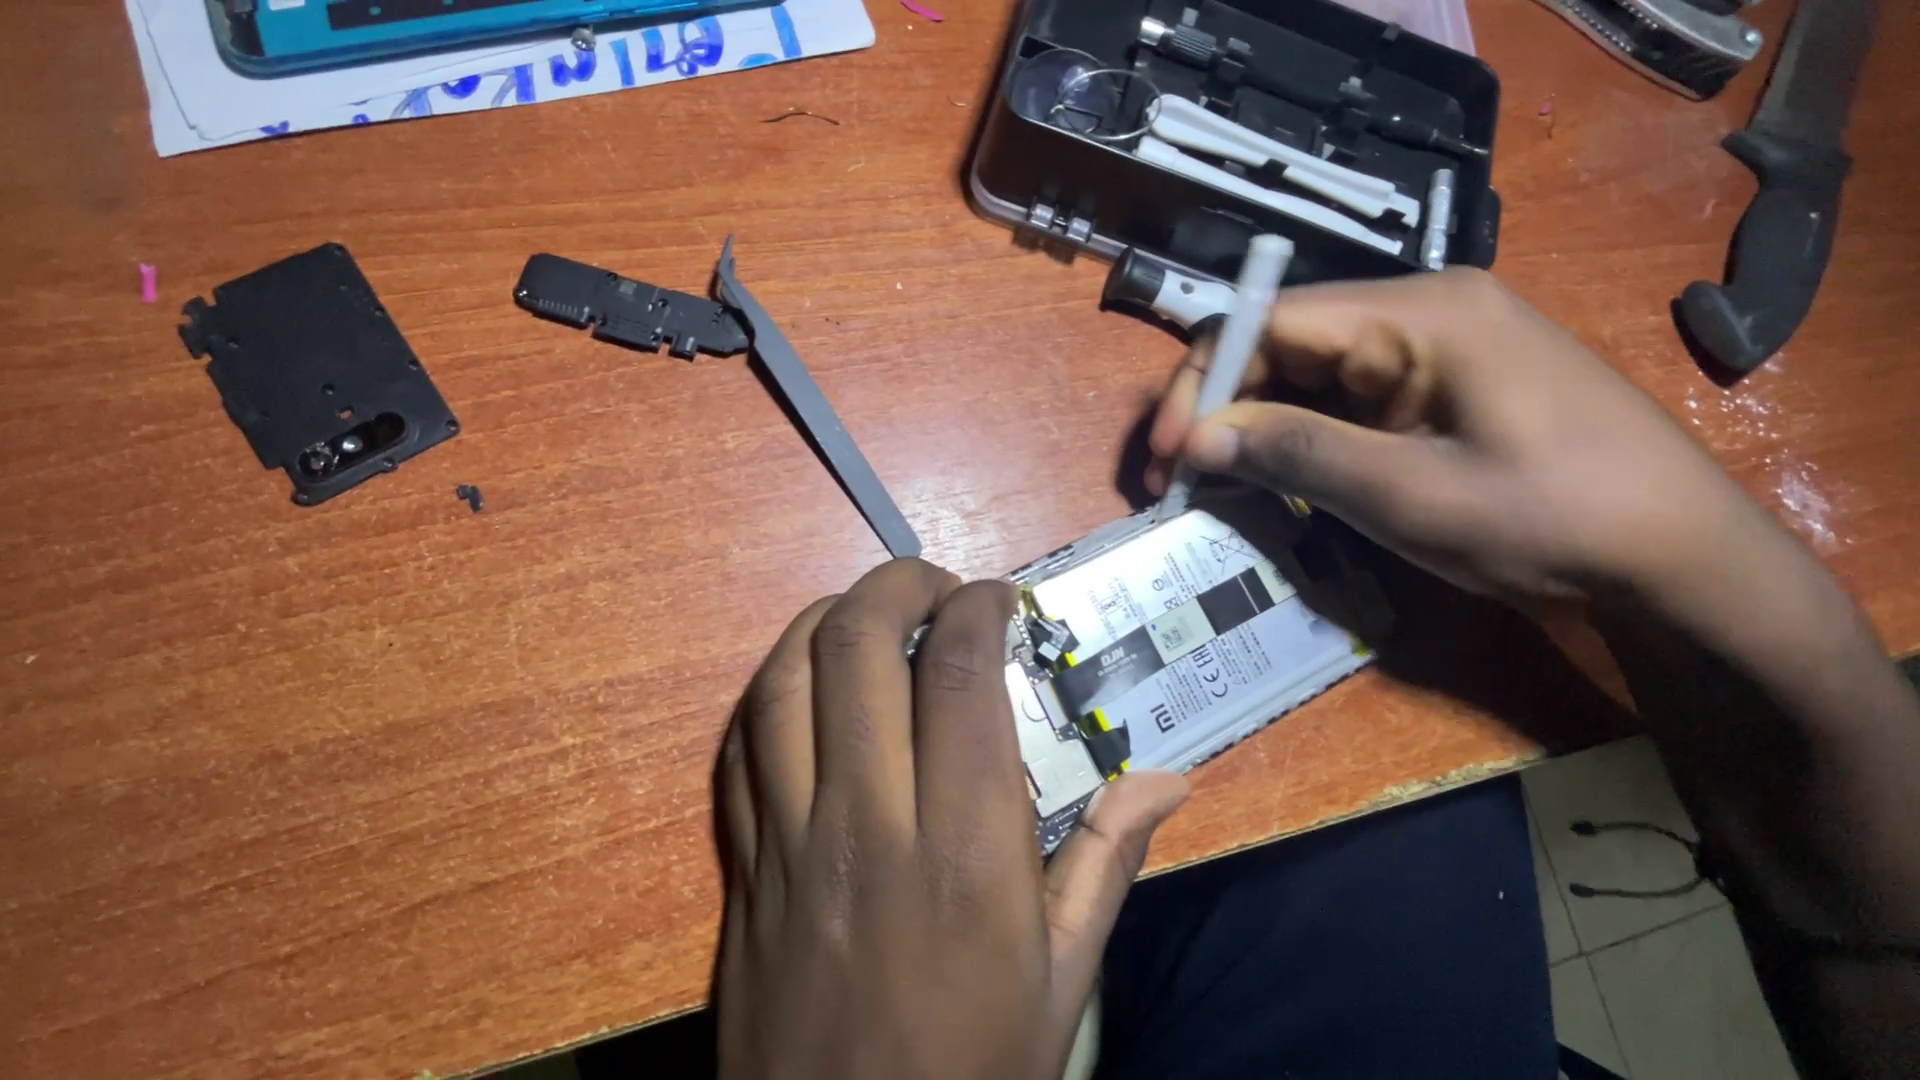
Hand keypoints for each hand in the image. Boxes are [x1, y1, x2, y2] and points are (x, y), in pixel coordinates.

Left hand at [714, 559, 1188, 1079]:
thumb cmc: (971, 1072)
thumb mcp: (1063, 985)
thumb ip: (1107, 863)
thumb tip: (1169, 778)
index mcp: (964, 854)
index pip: (960, 677)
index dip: (979, 610)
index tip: (999, 600)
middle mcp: (868, 825)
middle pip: (859, 649)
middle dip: (899, 586)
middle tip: (936, 587)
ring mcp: (789, 841)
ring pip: (786, 680)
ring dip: (827, 619)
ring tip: (870, 611)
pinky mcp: (743, 864)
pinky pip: (741, 743)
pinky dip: (773, 684)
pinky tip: (805, 676)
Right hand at [1145, 268, 1794, 602]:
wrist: (1679, 560)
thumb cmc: (1551, 518)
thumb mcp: (1410, 493)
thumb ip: (1296, 454)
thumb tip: (1195, 439)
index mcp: (1418, 313)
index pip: (1272, 321)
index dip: (1204, 380)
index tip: (1166, 450)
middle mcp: (1419, 313)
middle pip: (1284, 343)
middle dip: (1220, 407)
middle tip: (1176, 477)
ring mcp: (1431, 351)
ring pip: (1307, 375)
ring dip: (1253, 427)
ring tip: (1211, 485)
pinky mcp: (1437, 391)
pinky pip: (1343, 402)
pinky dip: (1297, 439)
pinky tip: (1271, 479)